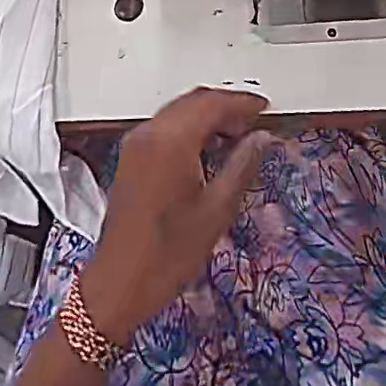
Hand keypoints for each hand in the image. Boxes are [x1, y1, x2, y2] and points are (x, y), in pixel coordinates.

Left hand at [75, 89, 274, 342]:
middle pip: (194, 101)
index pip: (212, 103)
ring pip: (180, 111)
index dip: (243, 102)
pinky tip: (210, 147)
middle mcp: (150, 132)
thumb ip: (243, 164)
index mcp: (171, 140)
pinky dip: (191, 126)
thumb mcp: (218, 209)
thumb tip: (263, 137)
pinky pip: (166, 125)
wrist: (119, 284)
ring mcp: (136, 143)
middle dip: (227, 105)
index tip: (266, 108)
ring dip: (209, 115)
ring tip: (238, 134)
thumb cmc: (171, 252)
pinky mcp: (131, 156)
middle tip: (255, 122)